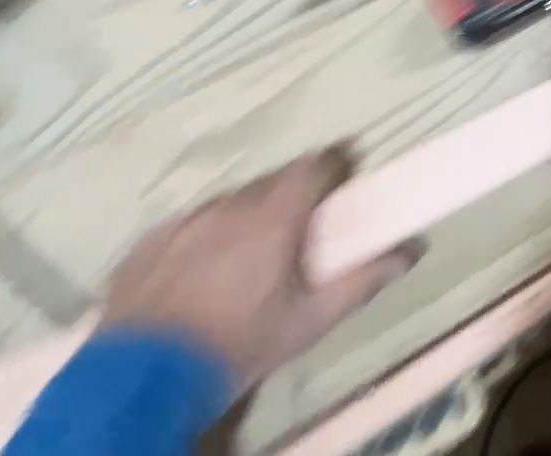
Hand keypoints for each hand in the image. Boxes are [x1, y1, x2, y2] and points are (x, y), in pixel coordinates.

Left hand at [100, 148, 421, 388]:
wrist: (138, 385)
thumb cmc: (240, 345)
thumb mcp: (311, 321)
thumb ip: (363, 281)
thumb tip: (412, 251)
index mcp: (275, 218)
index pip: (314, 165)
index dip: (333, 164)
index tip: (343, 176)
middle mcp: (230, 208)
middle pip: (272, 181)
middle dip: (291, 193)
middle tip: (299, 225)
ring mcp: (184, 223)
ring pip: (229, 200)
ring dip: (247, 212)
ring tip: (249, 249)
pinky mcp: (146, 244)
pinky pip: (188, 223)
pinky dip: (204, 233)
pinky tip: (202, 267)